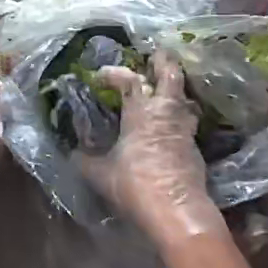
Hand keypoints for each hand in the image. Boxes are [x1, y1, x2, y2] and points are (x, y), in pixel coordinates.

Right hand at [77, 50, 221, 248]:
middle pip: (171, 77)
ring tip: (164, 91)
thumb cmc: (135, 185)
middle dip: (163, 63)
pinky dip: (177, 117)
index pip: (129, 80)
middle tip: (156, 55)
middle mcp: (166, 114)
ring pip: (183, 99)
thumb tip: (73, 153)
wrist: (177, 211)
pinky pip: (186, 123)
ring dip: (174, 91)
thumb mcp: (100, 174)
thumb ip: (85, 160)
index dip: (114, 73)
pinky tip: (169, 126)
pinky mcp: (194, 149)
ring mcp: (185, 130)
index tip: (100, 76)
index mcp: (142, 112)